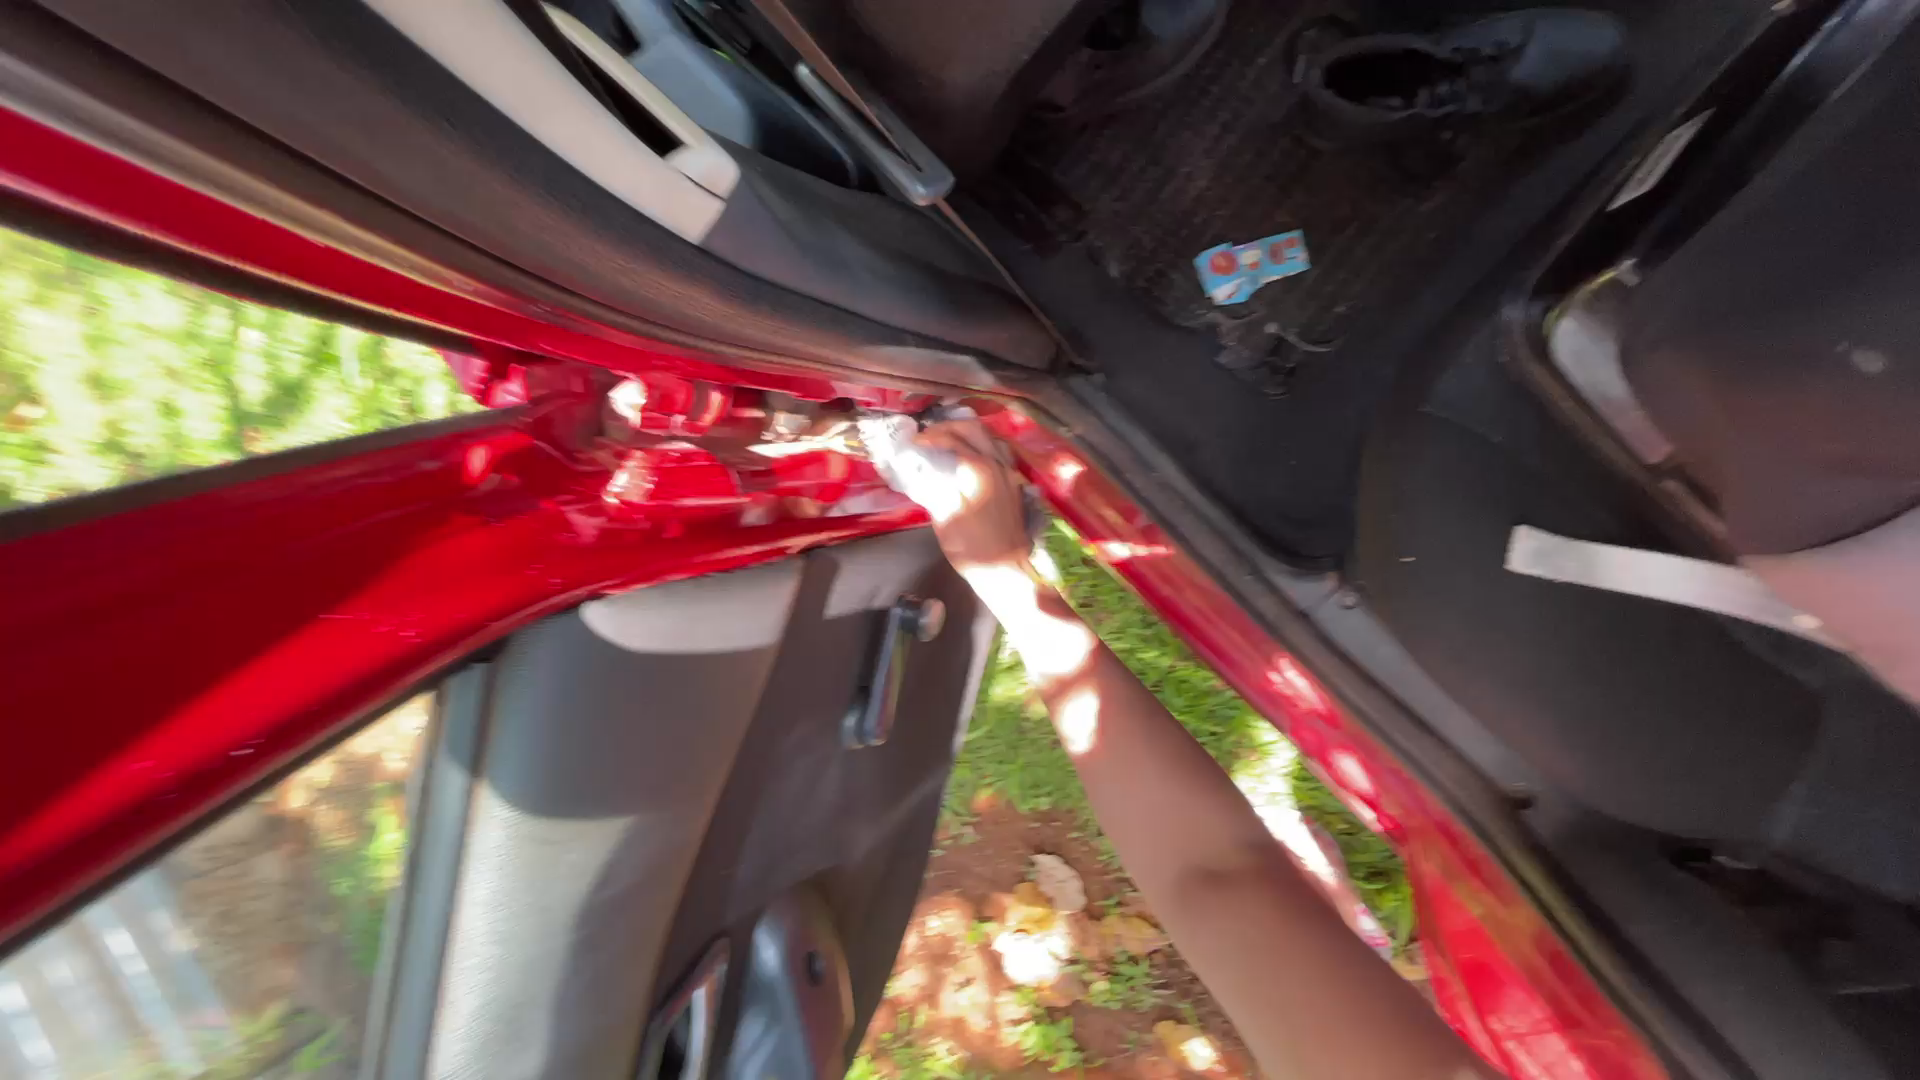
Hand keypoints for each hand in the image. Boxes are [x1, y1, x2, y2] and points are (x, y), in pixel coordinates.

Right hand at [900, 419, 1032, 573]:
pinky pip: (999, 452)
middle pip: (974, 428)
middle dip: (949, 426)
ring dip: (968, 433)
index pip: (951, 439)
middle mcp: (997, 464)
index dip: (929, 437)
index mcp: (978, 470)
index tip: (913, 442)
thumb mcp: (944, 518)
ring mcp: (1009, 473)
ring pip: (990, 437)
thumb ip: (934, 487)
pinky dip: (983, 445)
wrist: (1005, 568)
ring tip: (949, 441)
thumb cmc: (972, 547)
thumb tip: (921, 469)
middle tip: (929, 436)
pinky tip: (971, 456)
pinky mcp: (1014, 484)